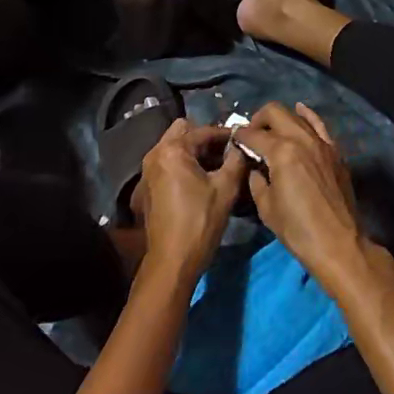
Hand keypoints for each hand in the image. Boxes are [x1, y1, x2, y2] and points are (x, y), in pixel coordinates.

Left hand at [131, 119, 248, 279]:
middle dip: (206, 139)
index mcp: (172, 149)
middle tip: (226, 152)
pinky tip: (203, 179)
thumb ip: (236, 158)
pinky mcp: (148, 186)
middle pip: (184, 132)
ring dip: (196, 151)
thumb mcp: (226, 187)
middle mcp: (155, 153)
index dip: (227, 135)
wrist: (172, 262)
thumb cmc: (200, 221)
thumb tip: (241, 144)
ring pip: (176, 147)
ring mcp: (148, 170)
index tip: (244, 140)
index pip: (204, 131)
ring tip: (219, 165)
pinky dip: (185, 164)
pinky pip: (169, 162)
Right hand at [232, 103, 366, 284]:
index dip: (240, 137)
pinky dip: (307, 115)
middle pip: (275, 113)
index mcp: (281, 151)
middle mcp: (301, 138)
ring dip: (280, 119)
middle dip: (259, 120)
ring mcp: (321, 142)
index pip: (254, 135)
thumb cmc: (297, 229)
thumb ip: (256, 180)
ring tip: (272, 131)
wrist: (337, 242)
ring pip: (296, 116)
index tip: (234, 141)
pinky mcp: (334, 150)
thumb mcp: (266, 207)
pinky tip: (300, 110)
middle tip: (252, 136)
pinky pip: (319, 125)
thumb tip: (254, 167)